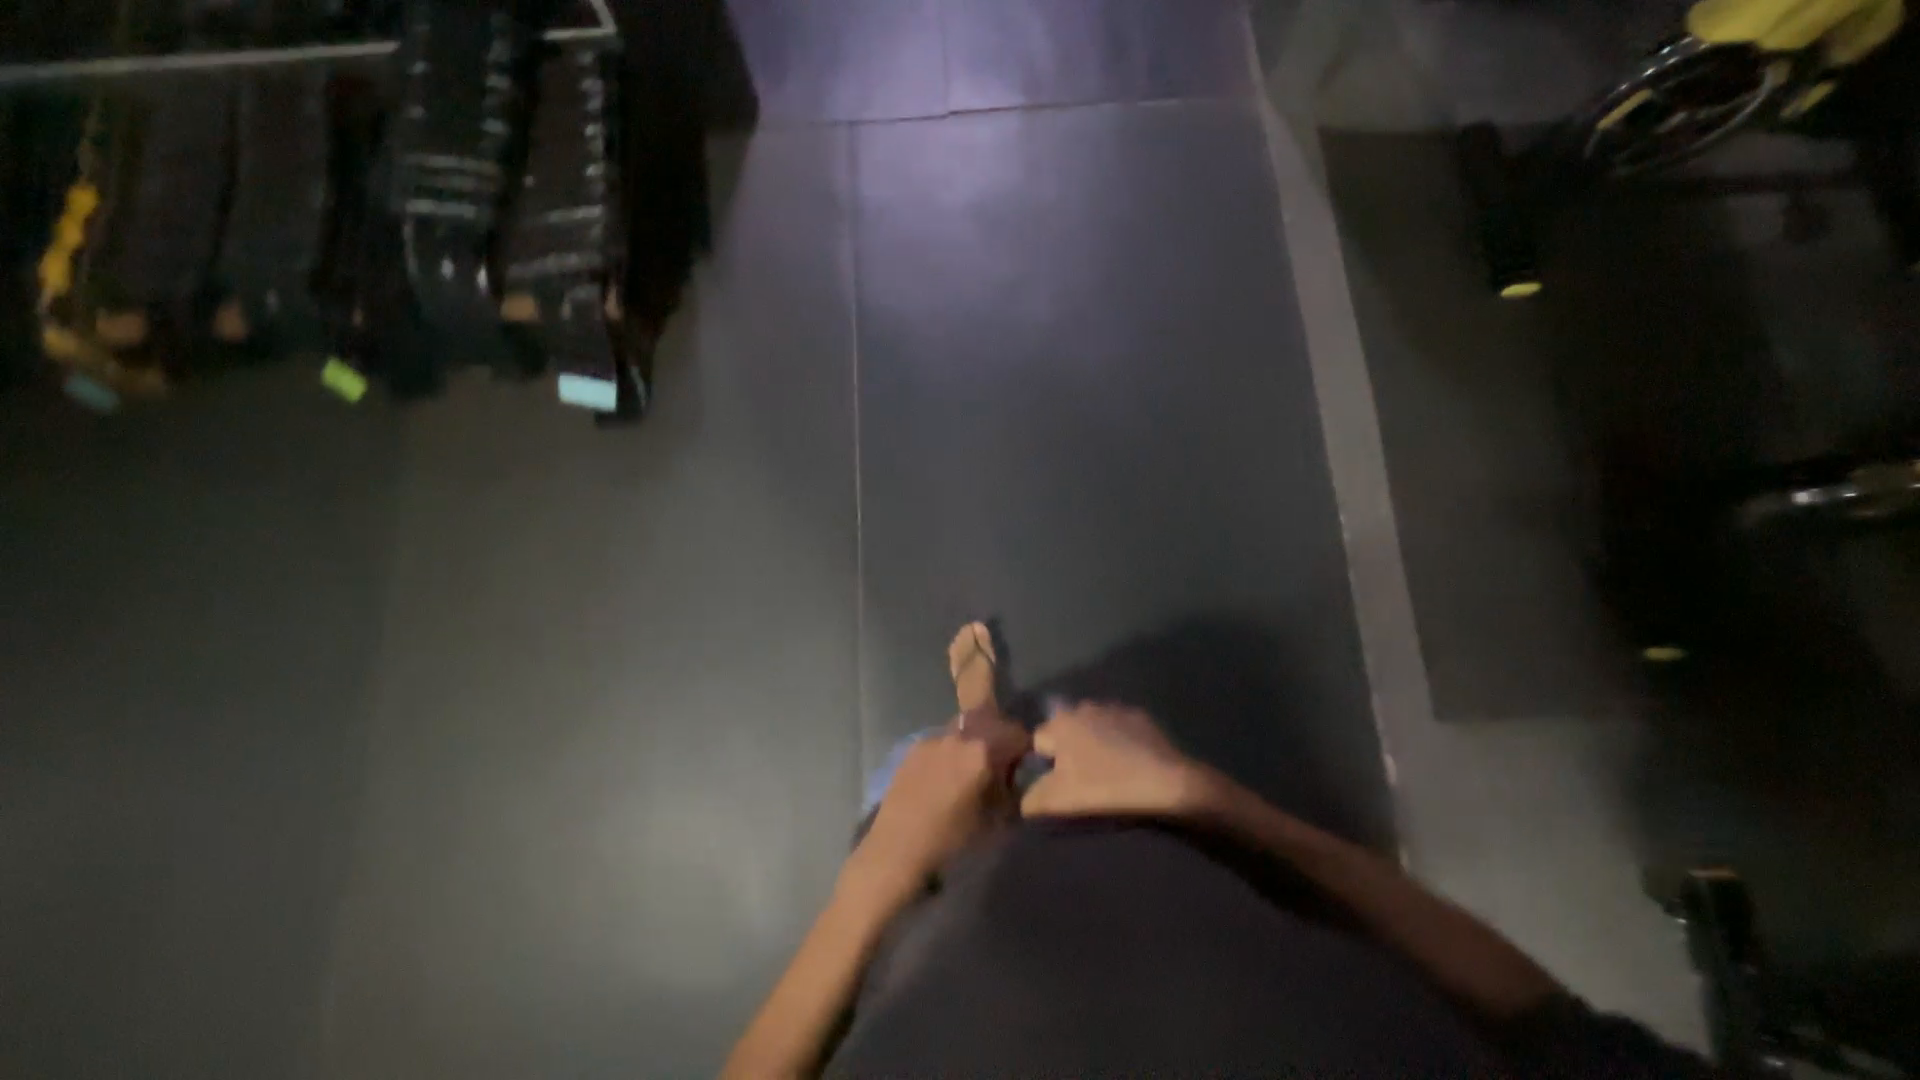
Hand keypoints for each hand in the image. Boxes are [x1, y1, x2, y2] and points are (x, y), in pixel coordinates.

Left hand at [843, 709, 1029, 907]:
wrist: (897, 851)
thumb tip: (1015, 779)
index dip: (1025, 748)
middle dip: (1000, 739)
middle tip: (1002, 765)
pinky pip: (942, 741)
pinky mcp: (912, 750)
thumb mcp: (995, 821)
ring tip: (972, 770)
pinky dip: (951, 751)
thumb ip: (1011, 792)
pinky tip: (946, 776)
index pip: (1016, 733)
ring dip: (974, 742)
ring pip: (964, 729)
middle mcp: (957, 736)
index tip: (1025, 764)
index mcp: (982, 751)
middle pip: (989, 723)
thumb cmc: (951, 840)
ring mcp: (931, 740)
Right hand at [1020, 702, 1213, 819]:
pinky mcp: (1141, 718)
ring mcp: (1115, 709)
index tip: (1058, 787)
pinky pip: (1119, 730)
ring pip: (1092, 729)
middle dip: (1069, 752)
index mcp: (1060, 723)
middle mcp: (1083, 707)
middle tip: (1082, 782)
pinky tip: (1129, 765)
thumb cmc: (1105, 788)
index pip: (1038, 742)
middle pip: (1065, 732)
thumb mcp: (1057, 801)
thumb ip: (1030, 799)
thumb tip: (1024, 799)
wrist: (1167, 783)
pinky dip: (1119, 743)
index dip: (1044, 766)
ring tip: (1107, 774)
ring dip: (1094, 745)